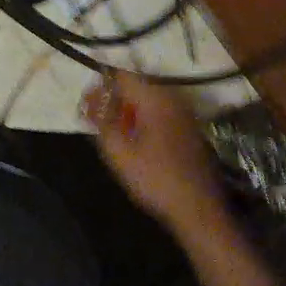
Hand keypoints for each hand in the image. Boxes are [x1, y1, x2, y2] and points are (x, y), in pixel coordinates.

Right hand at [83, 70, 226, 227]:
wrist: (198, 209)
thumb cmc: (154, 178)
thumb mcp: (118, 152)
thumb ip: (101, 121)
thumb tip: (90, 102)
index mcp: (154, 98)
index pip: (120, 75)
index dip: (99, 87)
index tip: (86, 106)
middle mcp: (172, 98)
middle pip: (135, 86)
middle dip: (113, 99)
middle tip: (97, 121)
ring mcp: (184, 114)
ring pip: (148, 101)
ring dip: (128, 111)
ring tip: (113, 133)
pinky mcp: (190, 130)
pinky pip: (161, 114)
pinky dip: (144, 120)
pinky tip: (136, 142)